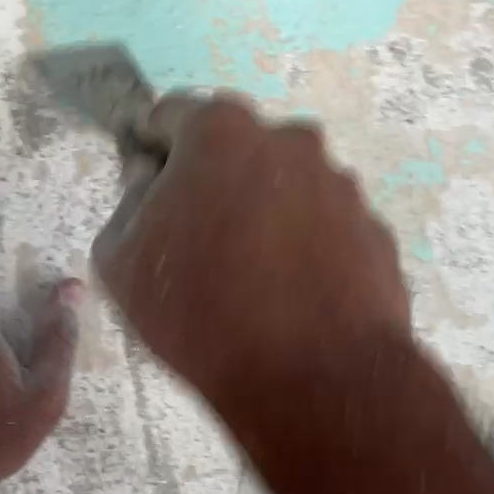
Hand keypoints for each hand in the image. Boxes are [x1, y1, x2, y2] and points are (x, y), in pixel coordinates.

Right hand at [90, 94, 410, 405]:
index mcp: (220, 132)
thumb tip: (150, 180)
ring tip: (244, 278)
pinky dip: (299, 246)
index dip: (150, 148)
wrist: (311, 379)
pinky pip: (320, 226)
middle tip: (190, 240)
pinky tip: (285, 296)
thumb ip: (127, 201)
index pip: (171, 114)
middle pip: (232, 148)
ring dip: (256, 213)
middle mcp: (288, 140)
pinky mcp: (374, 230)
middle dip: (207, 180)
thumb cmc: (197, 309)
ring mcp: (340, 184)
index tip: (144, 187)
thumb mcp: (119, 259)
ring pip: (280, 186)